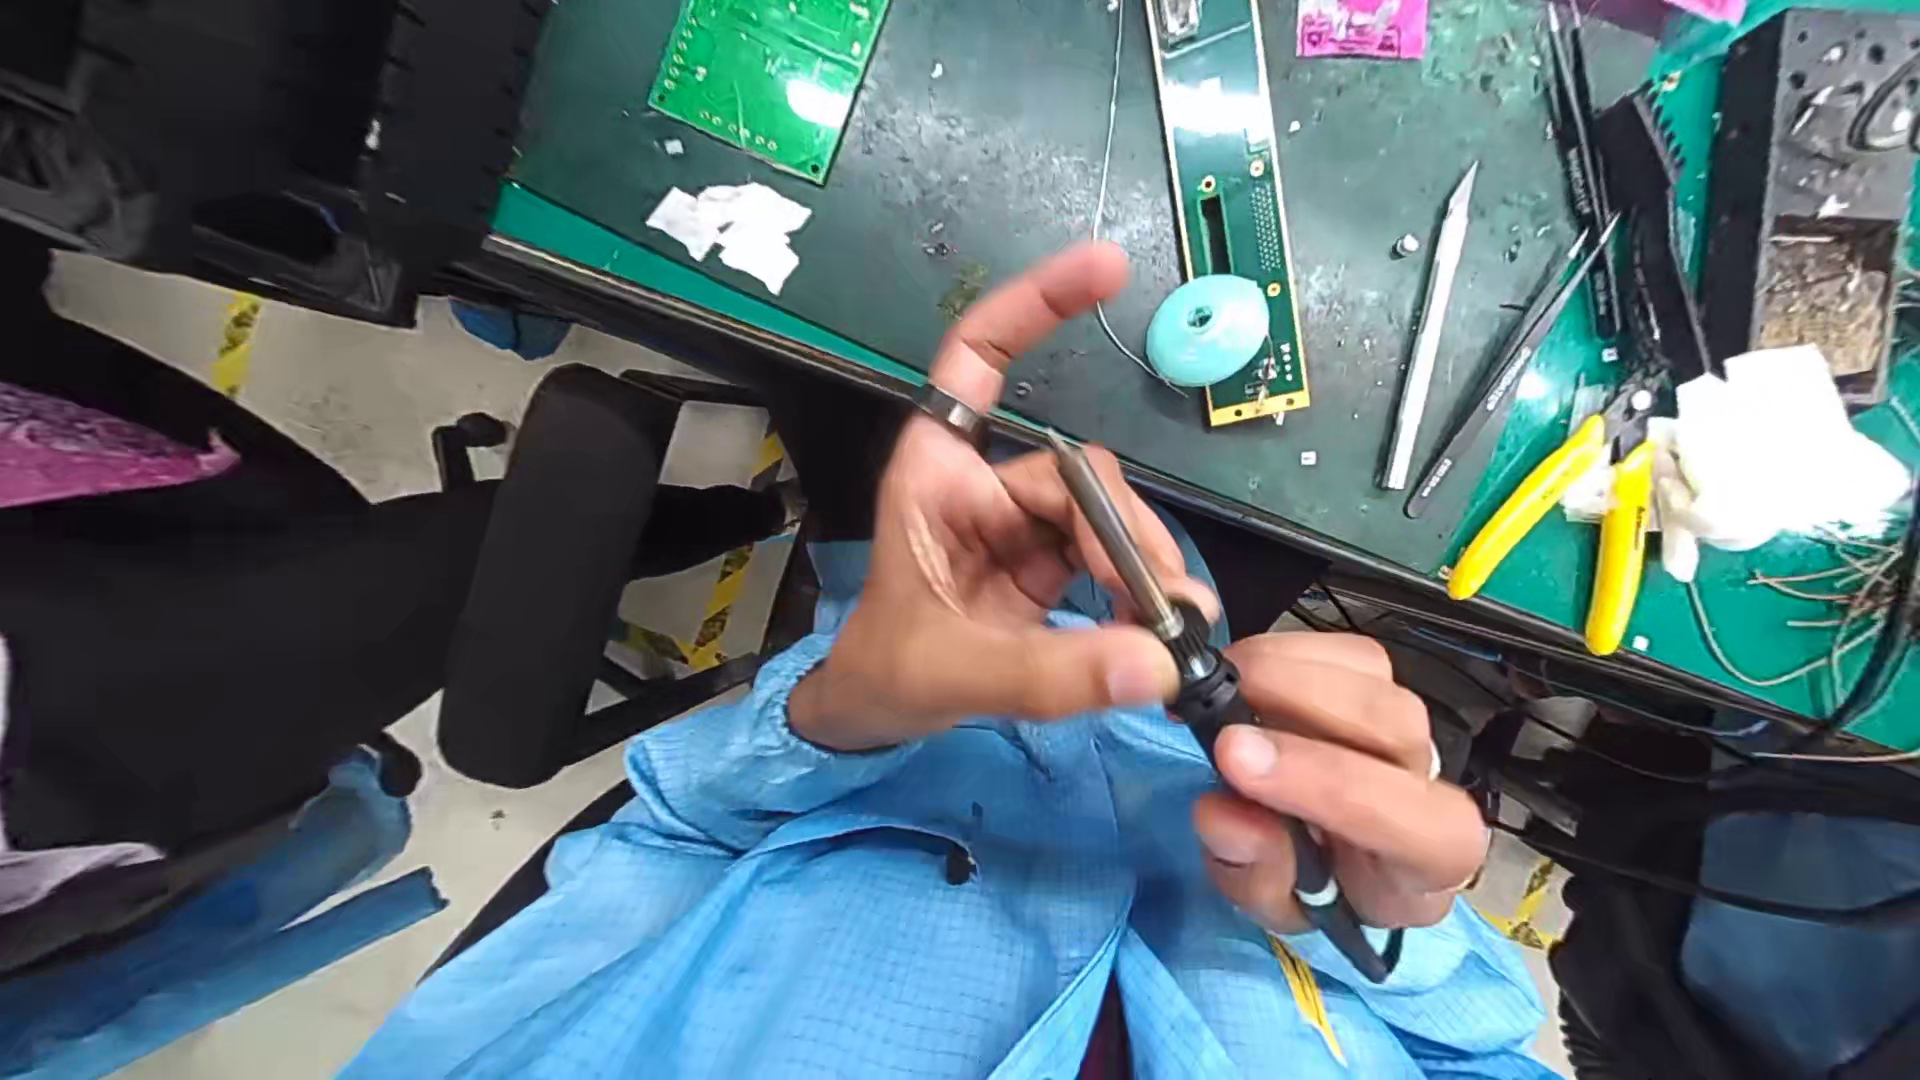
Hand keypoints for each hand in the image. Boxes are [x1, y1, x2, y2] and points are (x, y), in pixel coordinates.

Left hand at [789, 243, 1217, 751]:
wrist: (877, 714)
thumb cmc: (887, 674)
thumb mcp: (953, 672)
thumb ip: (1047, 673)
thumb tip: (1156, 662)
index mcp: (935, 476)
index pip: (976, 364)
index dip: (1032, 307)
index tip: (1105, 269)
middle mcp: (980, 486)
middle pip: (1077, 474)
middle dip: (1125, 534)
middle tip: (1164, 604)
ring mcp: (1017, 526)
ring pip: (1103, 517)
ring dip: (1141, 566)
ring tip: (1165, 625)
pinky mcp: (1044, 564)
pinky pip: (1105, 556)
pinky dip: (1135, 589)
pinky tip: (1150, 629)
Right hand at [1191, 633, 1488, 931]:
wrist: (1318, 844)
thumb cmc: (1303, 882)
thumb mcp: (1266, 900)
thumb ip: (1249, 868)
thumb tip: (1223, 810)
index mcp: (1422, 862)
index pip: (1417, 824)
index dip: (1327, 783)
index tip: (1233, 757)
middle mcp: (1427, 783)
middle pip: (1393, 723)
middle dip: (1296, 701)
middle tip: (1213, 703)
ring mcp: (1403, 721)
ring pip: (1367, 672)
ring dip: (1279, 668)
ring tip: (1217, 685)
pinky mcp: (1371, 681)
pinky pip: (1338, 648)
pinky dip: (1279, 649)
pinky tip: (1238, 672)